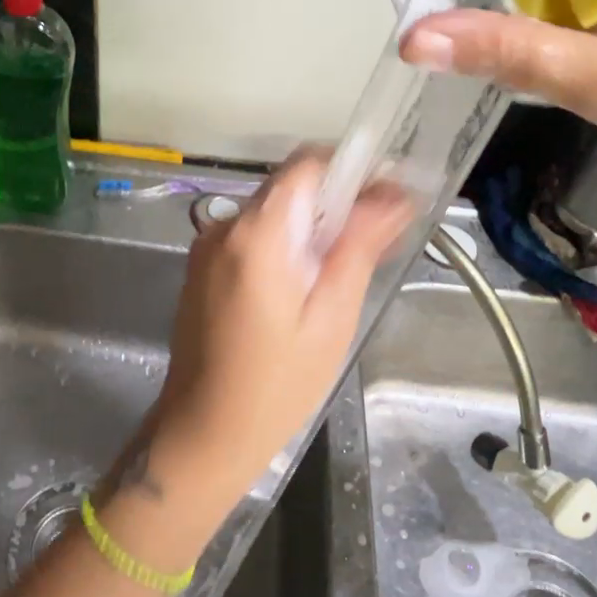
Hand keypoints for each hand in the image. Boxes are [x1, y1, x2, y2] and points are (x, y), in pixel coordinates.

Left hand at [139, 156, 409, 510]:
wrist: (205, 430)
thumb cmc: (278, 384)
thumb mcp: (331, 316)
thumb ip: (358, 246)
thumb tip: (395, 194)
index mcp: (256, 233)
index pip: (306, 166)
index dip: (352, 169)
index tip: (389, 192)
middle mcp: (224, 227)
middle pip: (288, 188)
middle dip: (337, 201)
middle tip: (382, 236)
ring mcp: (207, 247)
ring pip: (271, 213)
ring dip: (312, 226)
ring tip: (350, 265)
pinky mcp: (202, 268)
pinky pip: (252, 239)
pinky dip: (284, 246)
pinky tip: (309, 283)